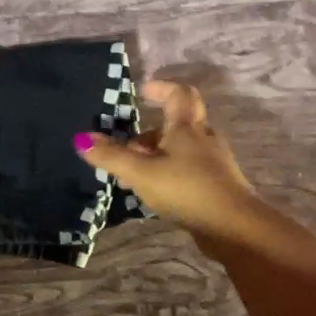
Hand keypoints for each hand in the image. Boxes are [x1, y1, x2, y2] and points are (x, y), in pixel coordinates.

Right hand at [75, 80, 264, 244]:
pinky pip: (188, 168)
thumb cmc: (186, 190)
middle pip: (178, 123)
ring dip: (157, 154)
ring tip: (133, 174)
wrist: (234, 228)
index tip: (143, 91)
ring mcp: (214, 162)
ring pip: (182, 148)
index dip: (162, 88)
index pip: (179, 94)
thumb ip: (111, 156)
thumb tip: (82, 138)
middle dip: (151, 130)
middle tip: (129, 143)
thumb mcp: (141, 172)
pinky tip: (155, 191)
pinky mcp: (217, 184)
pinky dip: (169, 171)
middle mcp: (204, 139)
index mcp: (187, 128)